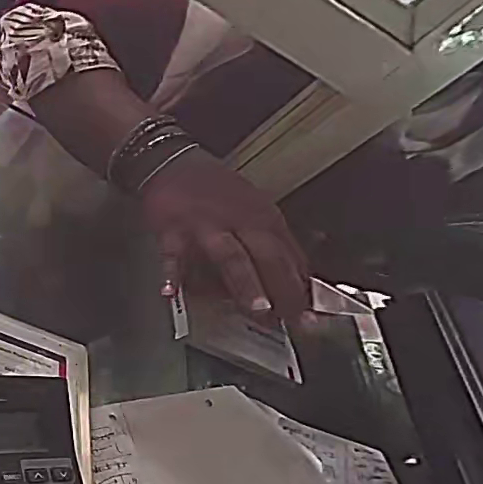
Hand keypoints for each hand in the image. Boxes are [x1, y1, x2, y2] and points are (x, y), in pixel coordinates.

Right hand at [139, 146, 311, 319]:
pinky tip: (171, 292)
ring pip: (231, 257)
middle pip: (268, 258)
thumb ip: (269, 242)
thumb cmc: (213, 190)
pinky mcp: (173, 231)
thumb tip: (293, 278)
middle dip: (284, 290)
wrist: (171, 163)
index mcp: (262, 218)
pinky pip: (173, 256)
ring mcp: (206, 227)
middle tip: (294, 321)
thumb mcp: (251, 208)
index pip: (290, 257)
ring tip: (258, 309)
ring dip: (246, 283)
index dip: (302, 288)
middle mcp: (239, 221)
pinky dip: (172, 275)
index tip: (311, 316)